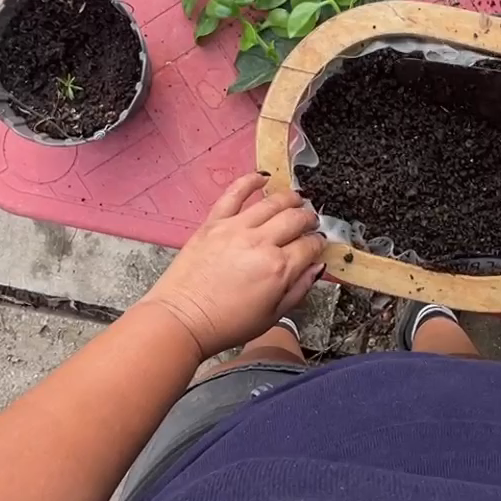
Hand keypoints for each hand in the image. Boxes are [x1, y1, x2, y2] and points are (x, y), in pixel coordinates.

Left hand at [135, 174, 325, 356]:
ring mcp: (236, 228)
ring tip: (296, 199)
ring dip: (290, 198)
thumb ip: (299, 289)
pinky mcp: (214, 222)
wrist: (182, 319)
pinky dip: (250, 180)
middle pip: (295, 218)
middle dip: (308, 218)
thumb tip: (317, 267)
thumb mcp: (272, 316)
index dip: (318, 243)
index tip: (318, 243)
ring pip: (272, 202)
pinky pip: (235, 193)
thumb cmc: (226, 323)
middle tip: (310, 221)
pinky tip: (263, 177)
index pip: (310, 245)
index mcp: (279, 268)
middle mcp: (261, 243)